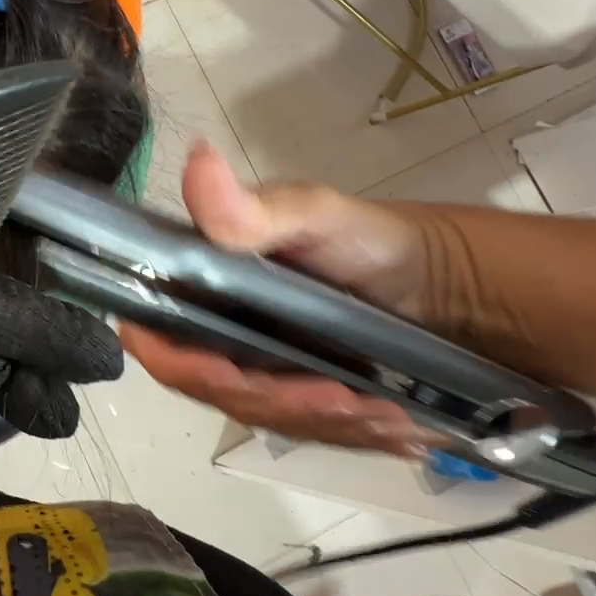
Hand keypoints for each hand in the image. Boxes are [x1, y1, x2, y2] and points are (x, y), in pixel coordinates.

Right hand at [117, 143, 446, 455]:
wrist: (438, 281)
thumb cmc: (364, 240)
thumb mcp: (315, 215)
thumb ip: (254, 208)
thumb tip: (199, 160)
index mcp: (197, 293)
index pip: (156, 339)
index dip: (178, 362)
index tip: (229, 371)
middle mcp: (213, 336)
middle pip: (210, 389)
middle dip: (272, 401)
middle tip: (339, 393)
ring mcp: (256, 373)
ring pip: (261, 417)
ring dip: (317, 422)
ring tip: (383, 408)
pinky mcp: (298, 403)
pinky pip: (306, 434)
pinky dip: (347, 435)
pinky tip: (392, 424)